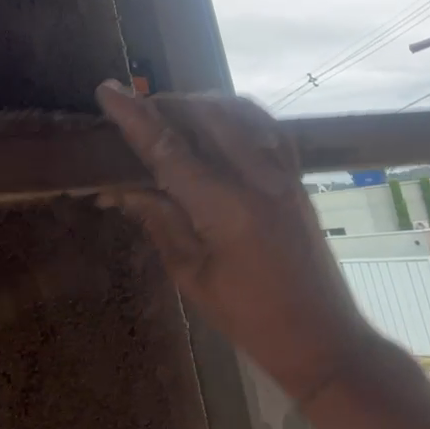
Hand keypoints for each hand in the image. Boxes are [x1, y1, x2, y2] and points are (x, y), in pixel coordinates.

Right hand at [94, 83, 375, 401]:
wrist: (322, 337)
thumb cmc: (247, 316)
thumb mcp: (189, 274)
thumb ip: (157, 221)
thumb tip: (118, 188)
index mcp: (224, 208)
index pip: (168, 148)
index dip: (134, 116)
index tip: (107, 90)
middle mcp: (257, 179)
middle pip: (204, 115)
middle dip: (164, 104)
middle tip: (133, 110)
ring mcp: (283, 175)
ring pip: (238, 111)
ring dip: (199, 103)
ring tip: (169, 112)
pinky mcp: (296, 178)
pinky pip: (265, 126)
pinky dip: (233, 113)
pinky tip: (214, 122)